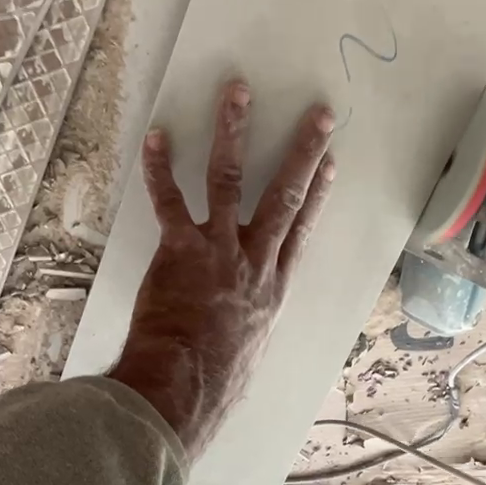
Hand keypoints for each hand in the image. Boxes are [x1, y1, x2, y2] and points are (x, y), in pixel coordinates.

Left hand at [109, 81, 337, 459]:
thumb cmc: (218, 382)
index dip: (318, 194)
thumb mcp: (250, 353)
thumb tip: (243, 327)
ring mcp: (218, 251)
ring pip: (230, 182)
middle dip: (301, 152)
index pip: (302, 230)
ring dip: (234, 134)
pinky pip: (169, 200)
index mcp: (274, 288)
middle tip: (317, 115)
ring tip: (238, 94)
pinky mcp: (179, 250)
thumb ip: (249, 326)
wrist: (185, 390)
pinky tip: (157, 135)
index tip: (329, 163)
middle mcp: (254, 262)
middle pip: (284, 197)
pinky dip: (160, 167)